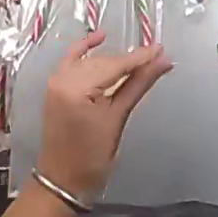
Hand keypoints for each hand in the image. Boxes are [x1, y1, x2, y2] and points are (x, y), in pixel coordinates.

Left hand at [36, 32, 173, 200]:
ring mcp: (56, 81)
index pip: (114, 66)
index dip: (140, 58)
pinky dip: (84, 49)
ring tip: (141, 56)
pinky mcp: (54, 87)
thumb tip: (162, 62)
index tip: (161, 49)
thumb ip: (138, 85)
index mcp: (76, 89)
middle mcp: (62, 79)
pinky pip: (71, 61)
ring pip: (91, 62)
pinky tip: (99, 37)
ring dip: (113, 59)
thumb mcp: (117, 119)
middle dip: (130, 59)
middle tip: (157, 55)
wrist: (62, 179)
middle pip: (103, 62)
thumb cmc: (91, 157)